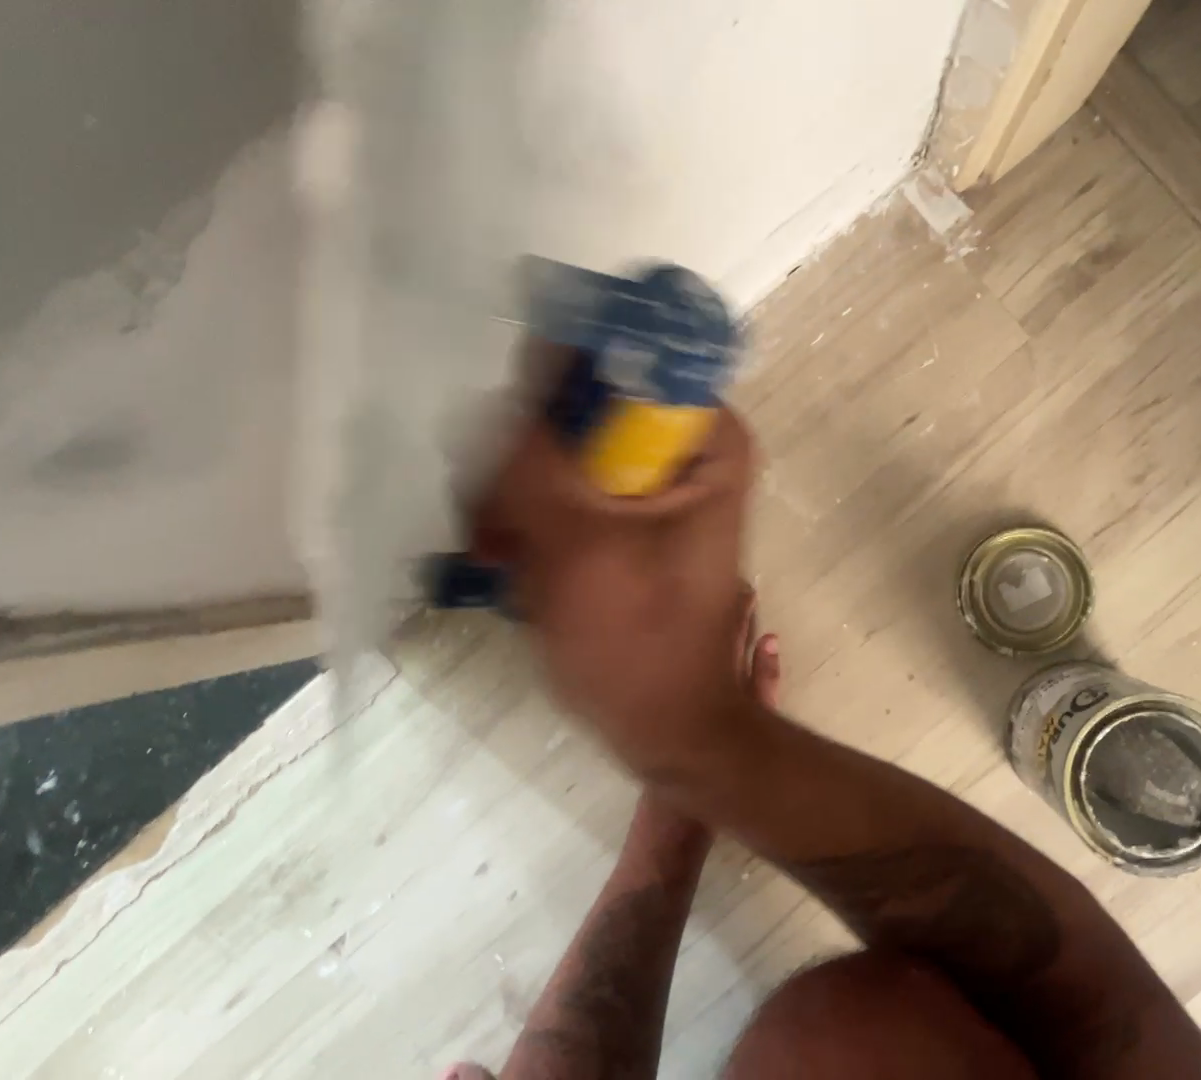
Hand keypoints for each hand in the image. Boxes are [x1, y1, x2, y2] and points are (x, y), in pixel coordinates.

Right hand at [470, 407, 761, 775]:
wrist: (669, 729)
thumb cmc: (637, 640)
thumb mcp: (576, 545)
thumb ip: (529, 461)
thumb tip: (492, 397)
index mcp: (708, 442)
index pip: (626, 363)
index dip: (555, 380)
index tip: (500, 417)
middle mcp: (691, 456)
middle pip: (592, 414)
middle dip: (530, 458)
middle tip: (491, 508)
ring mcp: (660, 494)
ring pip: (573, 458)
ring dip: (523, 497)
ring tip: (495, 549)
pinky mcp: (632, 529)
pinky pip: (574, 500)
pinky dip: (537, 525)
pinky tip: (508, 563)